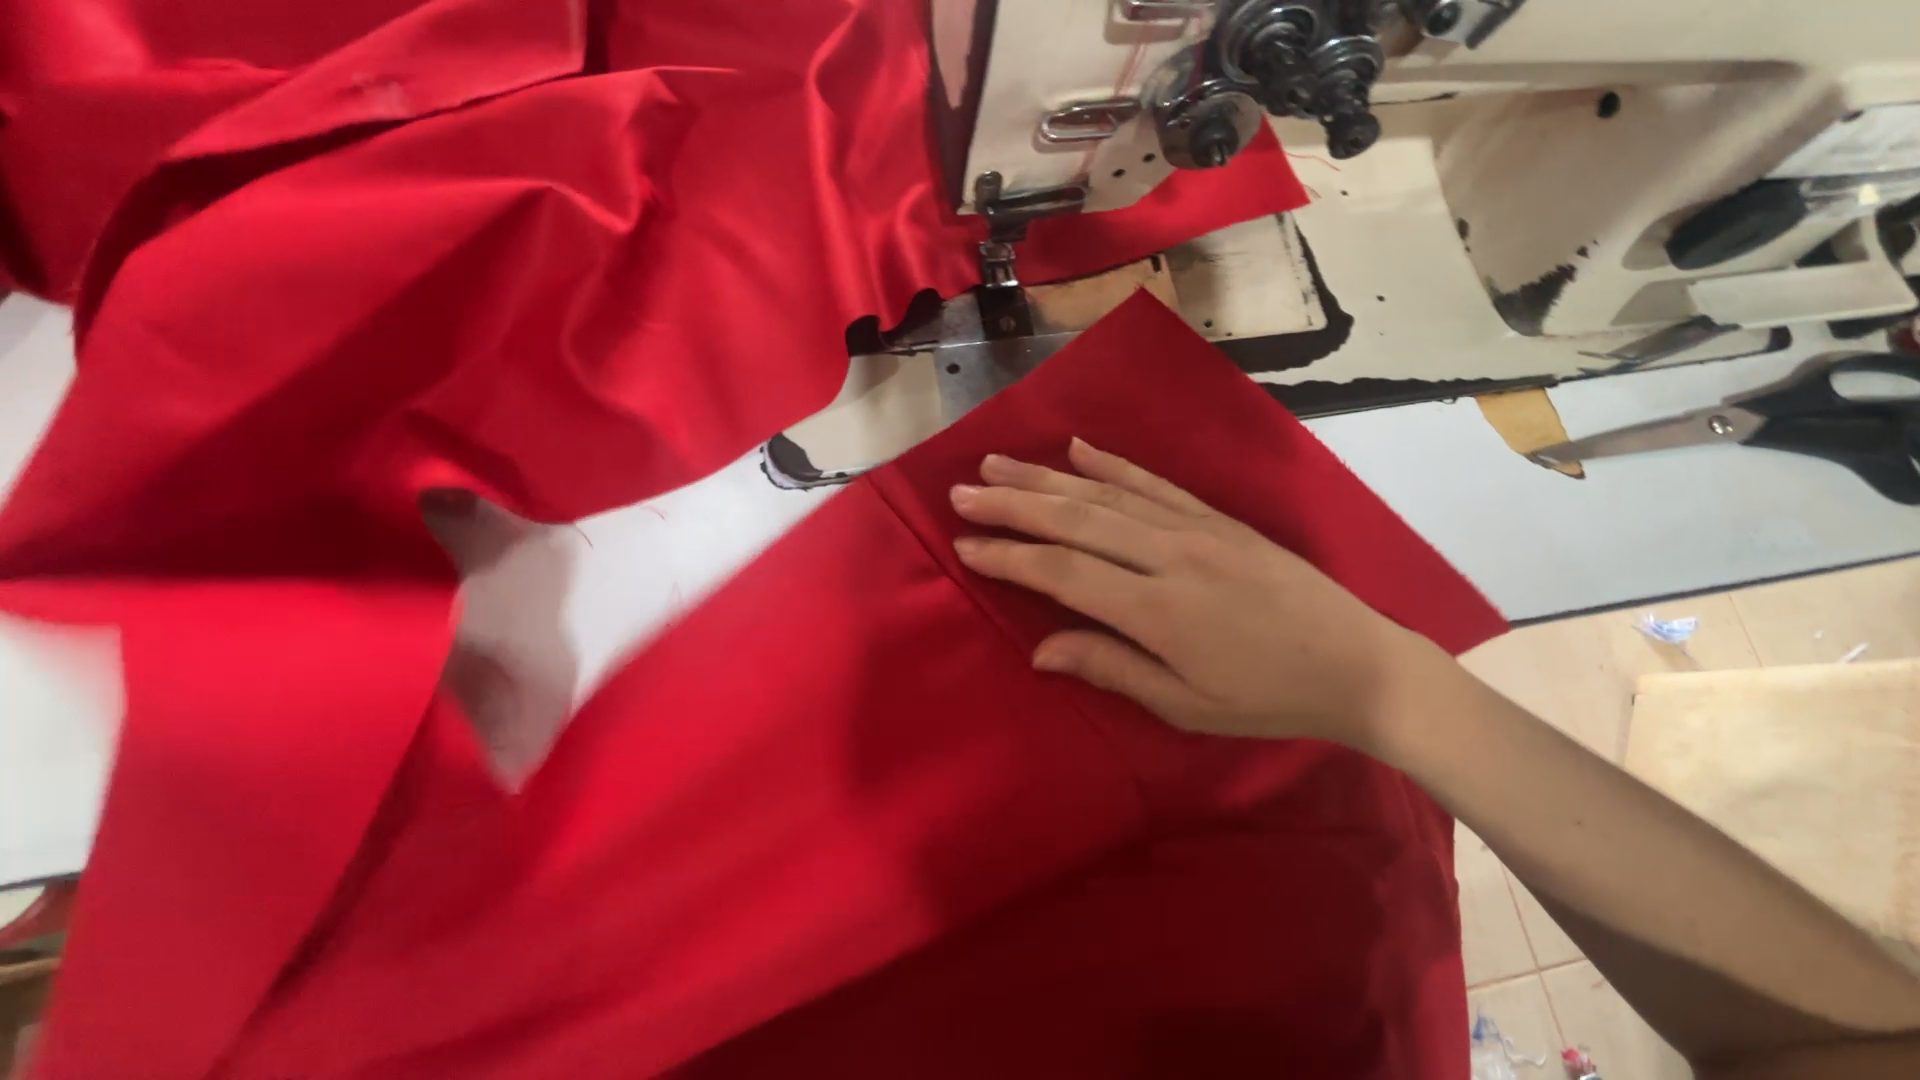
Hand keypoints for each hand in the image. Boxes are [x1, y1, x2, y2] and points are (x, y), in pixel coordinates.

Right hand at [948, 438, 1446, 748]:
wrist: (1359, 665)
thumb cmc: (1267, 698)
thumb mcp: (1185, 705)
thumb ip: (1111, 667)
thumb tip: (1040, 649)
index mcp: (1157, 610)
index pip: (1064, 571)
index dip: (1009, 556)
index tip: (964, 544)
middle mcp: (1170, 556)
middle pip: (1076, 519)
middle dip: (1013, 503)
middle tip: (961, 489)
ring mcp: (1197, 528)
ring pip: (1108, 493)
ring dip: (1047, 476)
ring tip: (997, 461)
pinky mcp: (1219, 517)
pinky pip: (1155, 483)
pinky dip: (1113, 464)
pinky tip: (1078, 449)